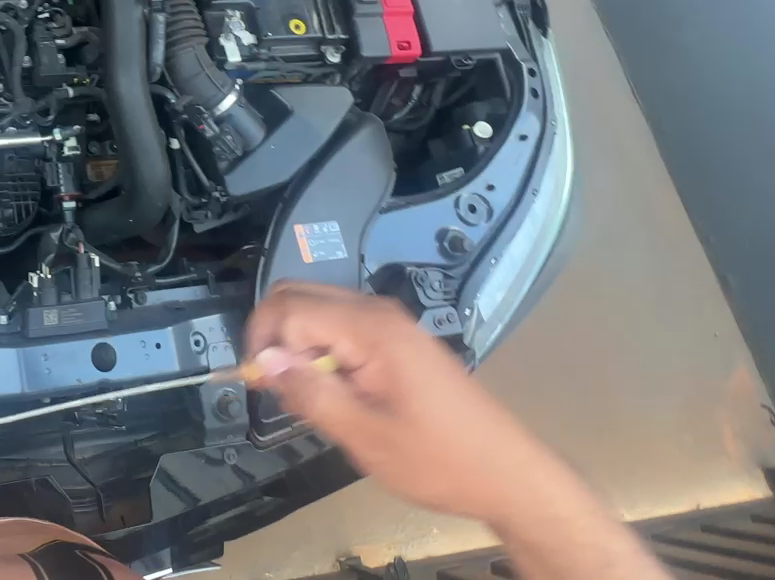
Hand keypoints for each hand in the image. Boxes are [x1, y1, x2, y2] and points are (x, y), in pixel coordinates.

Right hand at [242, 283, 576, 524]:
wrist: (513, 477)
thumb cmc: (442, 461)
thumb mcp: (368, 438)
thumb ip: (312, 394)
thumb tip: (264, 362)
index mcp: (371, 328)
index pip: (290, 309)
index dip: (265, 343)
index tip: (261, 386)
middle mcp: (376, 311)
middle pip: (296, 296)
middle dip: (273, 335)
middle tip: (273, 385)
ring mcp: (387, 321)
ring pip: (313, 306)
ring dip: (294, 342)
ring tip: (302, 392)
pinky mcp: (393, 336)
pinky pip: (336, 323)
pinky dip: (317, 346)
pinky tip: (329, 387)